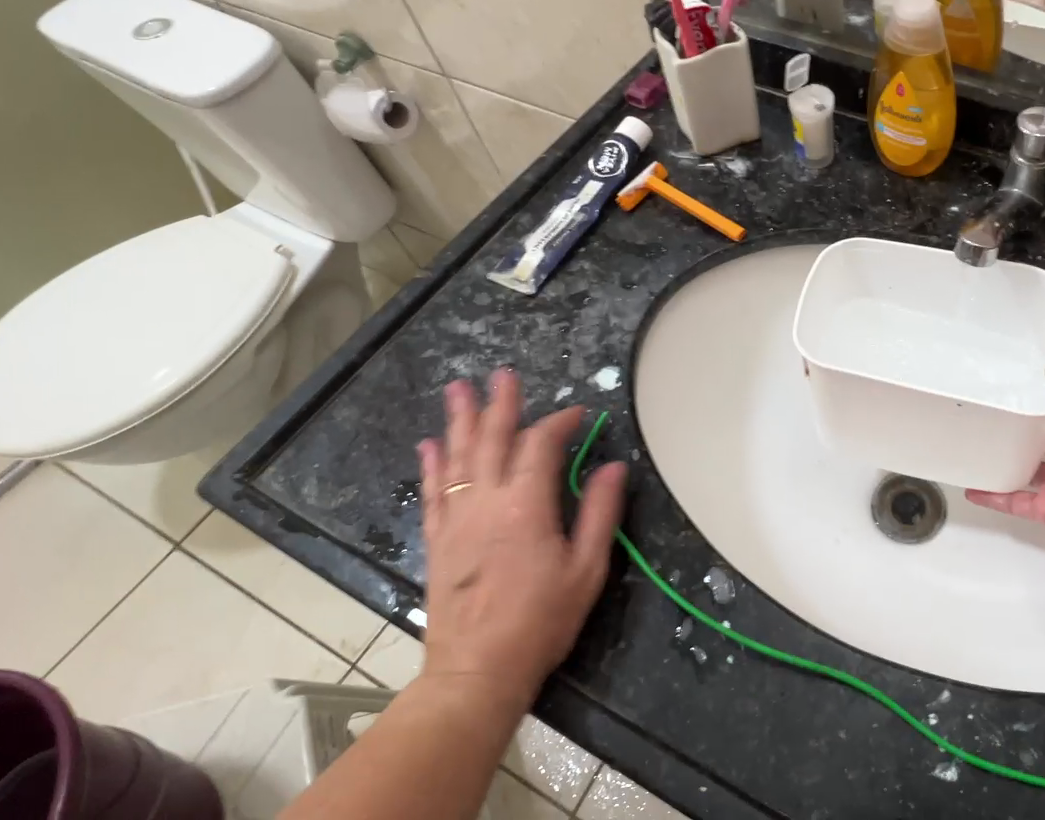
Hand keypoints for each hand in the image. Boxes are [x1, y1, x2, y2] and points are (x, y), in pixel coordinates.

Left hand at [416, 368, 627, 716]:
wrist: (477, 670)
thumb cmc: (541, 621)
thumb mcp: (586, 569)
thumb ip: (600, 513)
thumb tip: (615, 466)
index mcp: (527, 505)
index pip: (541, 445)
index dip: (560, 423)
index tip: (578, 414)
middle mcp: (487, 501)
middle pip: (492, 439)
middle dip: (500, 404)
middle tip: (502, 374)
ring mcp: (456, 519)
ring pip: (457, 457)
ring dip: (460, 420)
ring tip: (459, 389)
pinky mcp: (438, 540)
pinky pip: (433, 491)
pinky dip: (432, 464)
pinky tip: (429, 444)